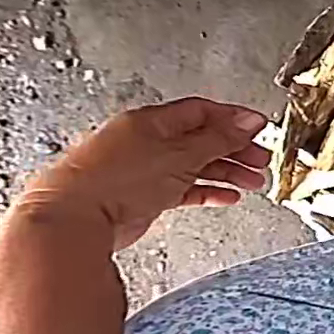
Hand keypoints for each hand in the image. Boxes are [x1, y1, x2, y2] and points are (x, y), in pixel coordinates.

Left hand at [16, 97, 272, 249]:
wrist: (73, 220)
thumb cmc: (114, 180)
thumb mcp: (181, 153)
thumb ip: (220, 138)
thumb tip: (249, 122)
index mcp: (151, 122)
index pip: (202, 113)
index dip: (234, 119)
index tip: (260, 128)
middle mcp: (146, 142)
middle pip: (202, 140)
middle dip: (236, 149)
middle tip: (260, 159)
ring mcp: (143, 169)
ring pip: (196, 165)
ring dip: (227, 172)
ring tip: (251, 182)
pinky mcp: (142, 195)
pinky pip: (184, 188)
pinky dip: (208, 191)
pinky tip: (226, 197)